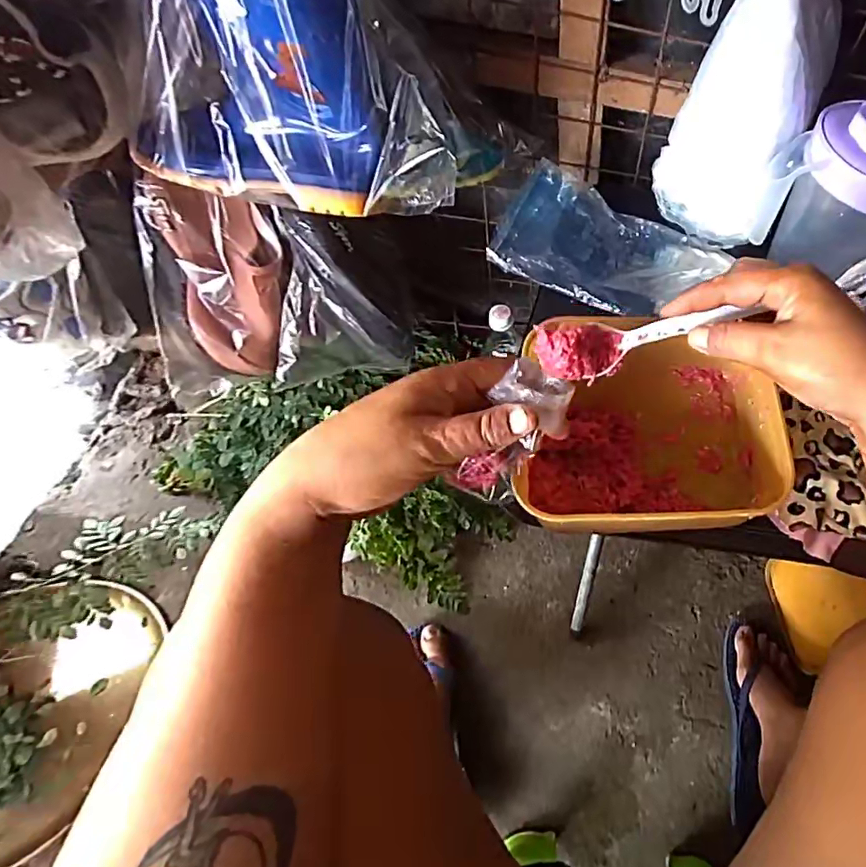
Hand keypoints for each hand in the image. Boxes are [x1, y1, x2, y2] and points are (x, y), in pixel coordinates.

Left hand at [250, 359, 536, 519]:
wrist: (305, 494)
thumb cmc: (364, 458)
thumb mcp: (429, 443)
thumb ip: (483, 429)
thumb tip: (534, 414)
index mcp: (442, 383)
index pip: (503, 371)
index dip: (535, 386)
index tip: (560, 412)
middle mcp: (442, 396)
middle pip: (498, 397)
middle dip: (525, 417)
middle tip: (545, 443)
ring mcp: (434, 421)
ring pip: (486, 422)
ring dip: (505, 439)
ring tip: (519, 461)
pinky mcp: (428, 446)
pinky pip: (469, 443)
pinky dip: (485, 454)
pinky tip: (491, 472)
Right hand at [661, 262, 865, 450]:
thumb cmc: (831, 370)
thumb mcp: (775, 354)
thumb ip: (732, 339)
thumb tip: (696, 334)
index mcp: (793, 279)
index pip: (732, 282)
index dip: (695, 298)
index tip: (664, 314)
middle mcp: (803, 280)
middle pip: (747, 281)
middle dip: (713, 298)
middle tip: (684, 319)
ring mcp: (814, 299)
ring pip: (761, 297)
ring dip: (733, 311)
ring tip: (705, 328)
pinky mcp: (819, 320)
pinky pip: (775, 312)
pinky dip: (752, 322)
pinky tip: (740, 337)